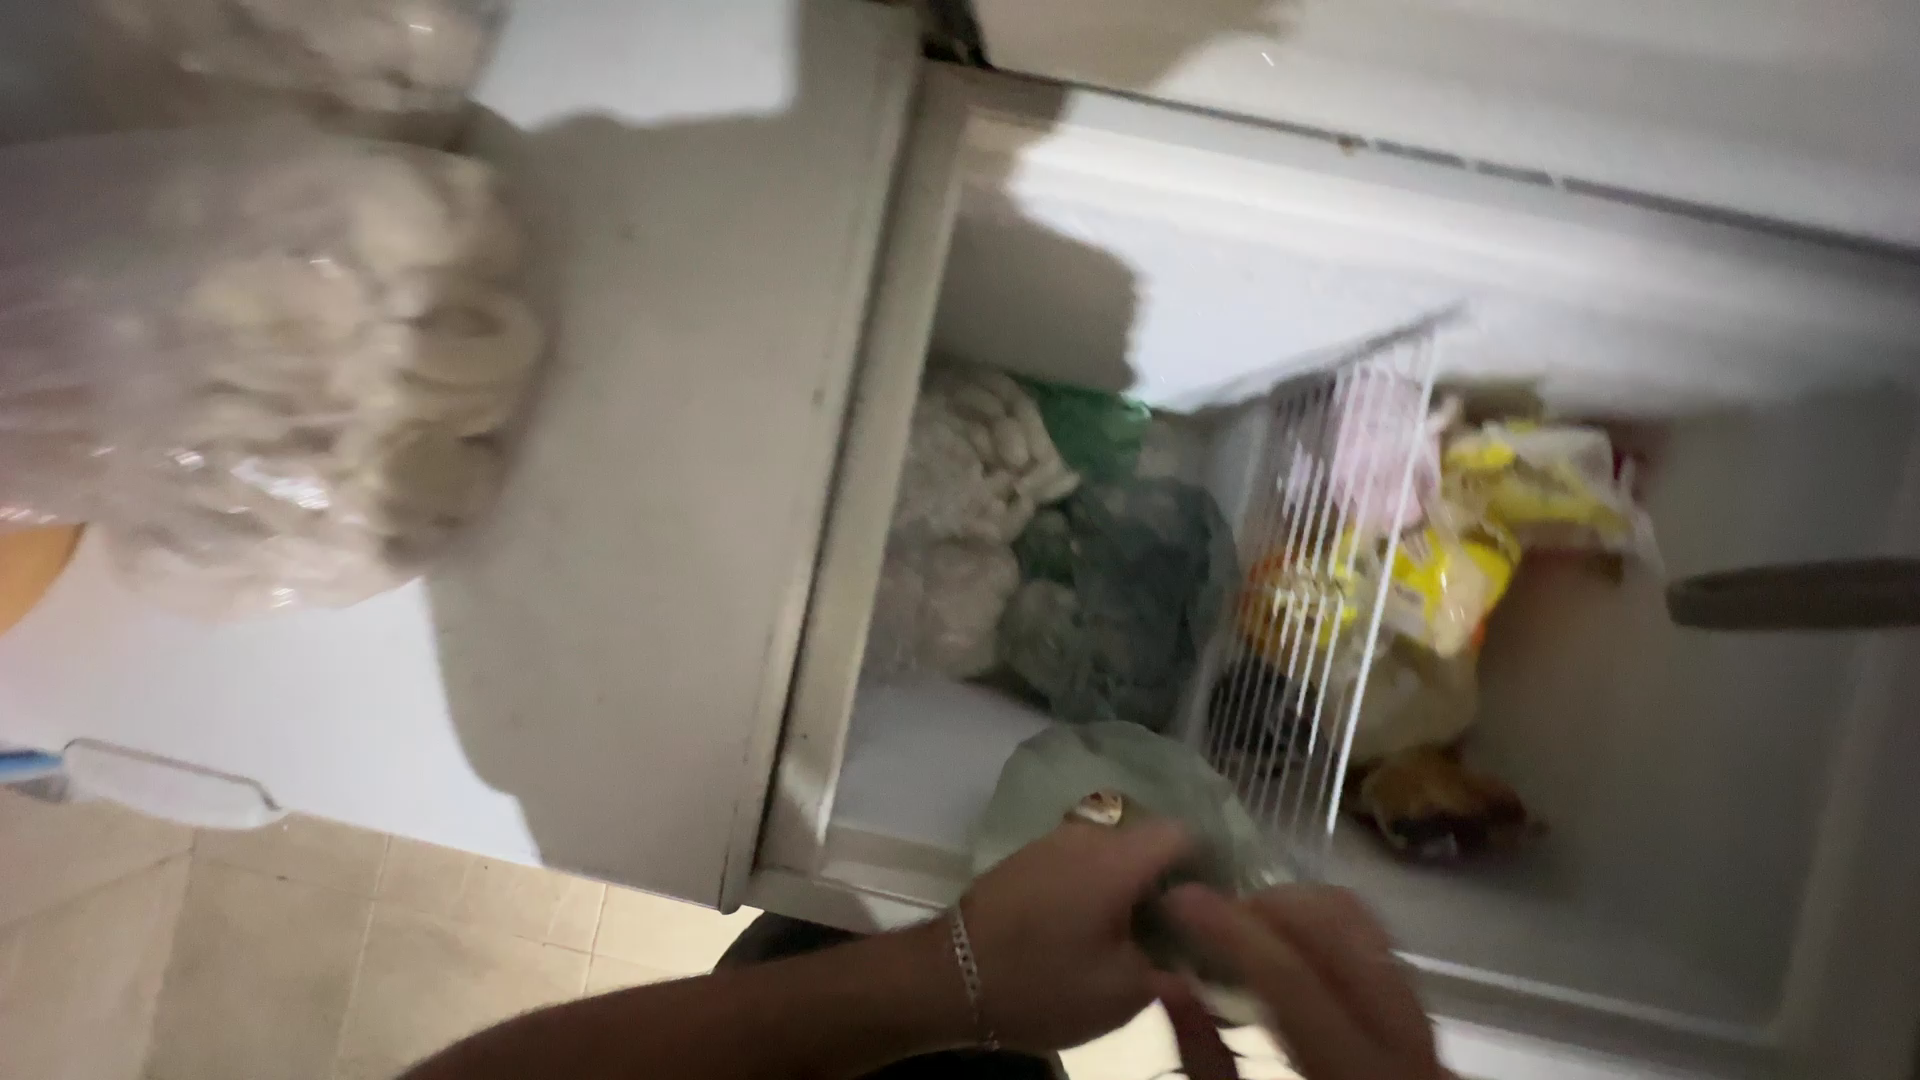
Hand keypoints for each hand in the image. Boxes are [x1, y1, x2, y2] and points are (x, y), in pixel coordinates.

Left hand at [956, 820, 1190, 1052]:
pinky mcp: (1030, 854)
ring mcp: (1053, 839)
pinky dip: (1101, 880)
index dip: (1208, 865)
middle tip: (1180, 928)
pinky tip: (1096, 922)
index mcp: (1117, 858)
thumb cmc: (1044, 983)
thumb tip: (1204, 958)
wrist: (954, 975)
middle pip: (1148, 837)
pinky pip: (1083, 855)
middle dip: (1171, 878)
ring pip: (1114, 846)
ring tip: (1139, 930)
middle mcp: (1087, 834)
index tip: (1216, 907)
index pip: (1181, 833)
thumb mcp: (1123, 993)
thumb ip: (1176, 970)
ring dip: (1134, 879)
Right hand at [1159, 884, 1448, 1079]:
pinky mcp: (1423, 1036)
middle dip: (1271, 907)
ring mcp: (1429, 1041)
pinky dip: (1321, 937)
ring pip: (1366, 932)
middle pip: (1347, 933)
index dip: (1233, 931)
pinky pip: (1373, 956)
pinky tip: (1281, 958)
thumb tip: (1167, 982)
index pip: (1297, 984)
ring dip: (1297, 915)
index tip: (1179, 898)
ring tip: (1243, 931)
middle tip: (1213, 916)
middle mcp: (1413, 1053)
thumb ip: (1205, 1063)